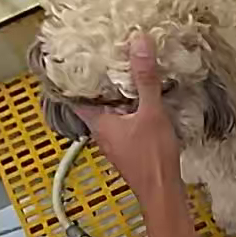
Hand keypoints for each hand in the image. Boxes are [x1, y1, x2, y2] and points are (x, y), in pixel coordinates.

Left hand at [79, 34, 181, 194]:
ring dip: (116, 101)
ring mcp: (115, 145)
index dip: (71, 75)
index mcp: (97, 121)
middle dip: (99, 85)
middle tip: (106, 63)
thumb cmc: (152, 159)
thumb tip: (139, 43)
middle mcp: (101, 133)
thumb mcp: (151, 113)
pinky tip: (144, 109)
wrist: (164, 193)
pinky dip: (129, 115)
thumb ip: (145, 79)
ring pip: (109, 116)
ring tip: (127, 81)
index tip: (72, 57)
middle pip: (93, 103)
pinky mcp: (130, 152)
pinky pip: (124, 127)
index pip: (73, 93)